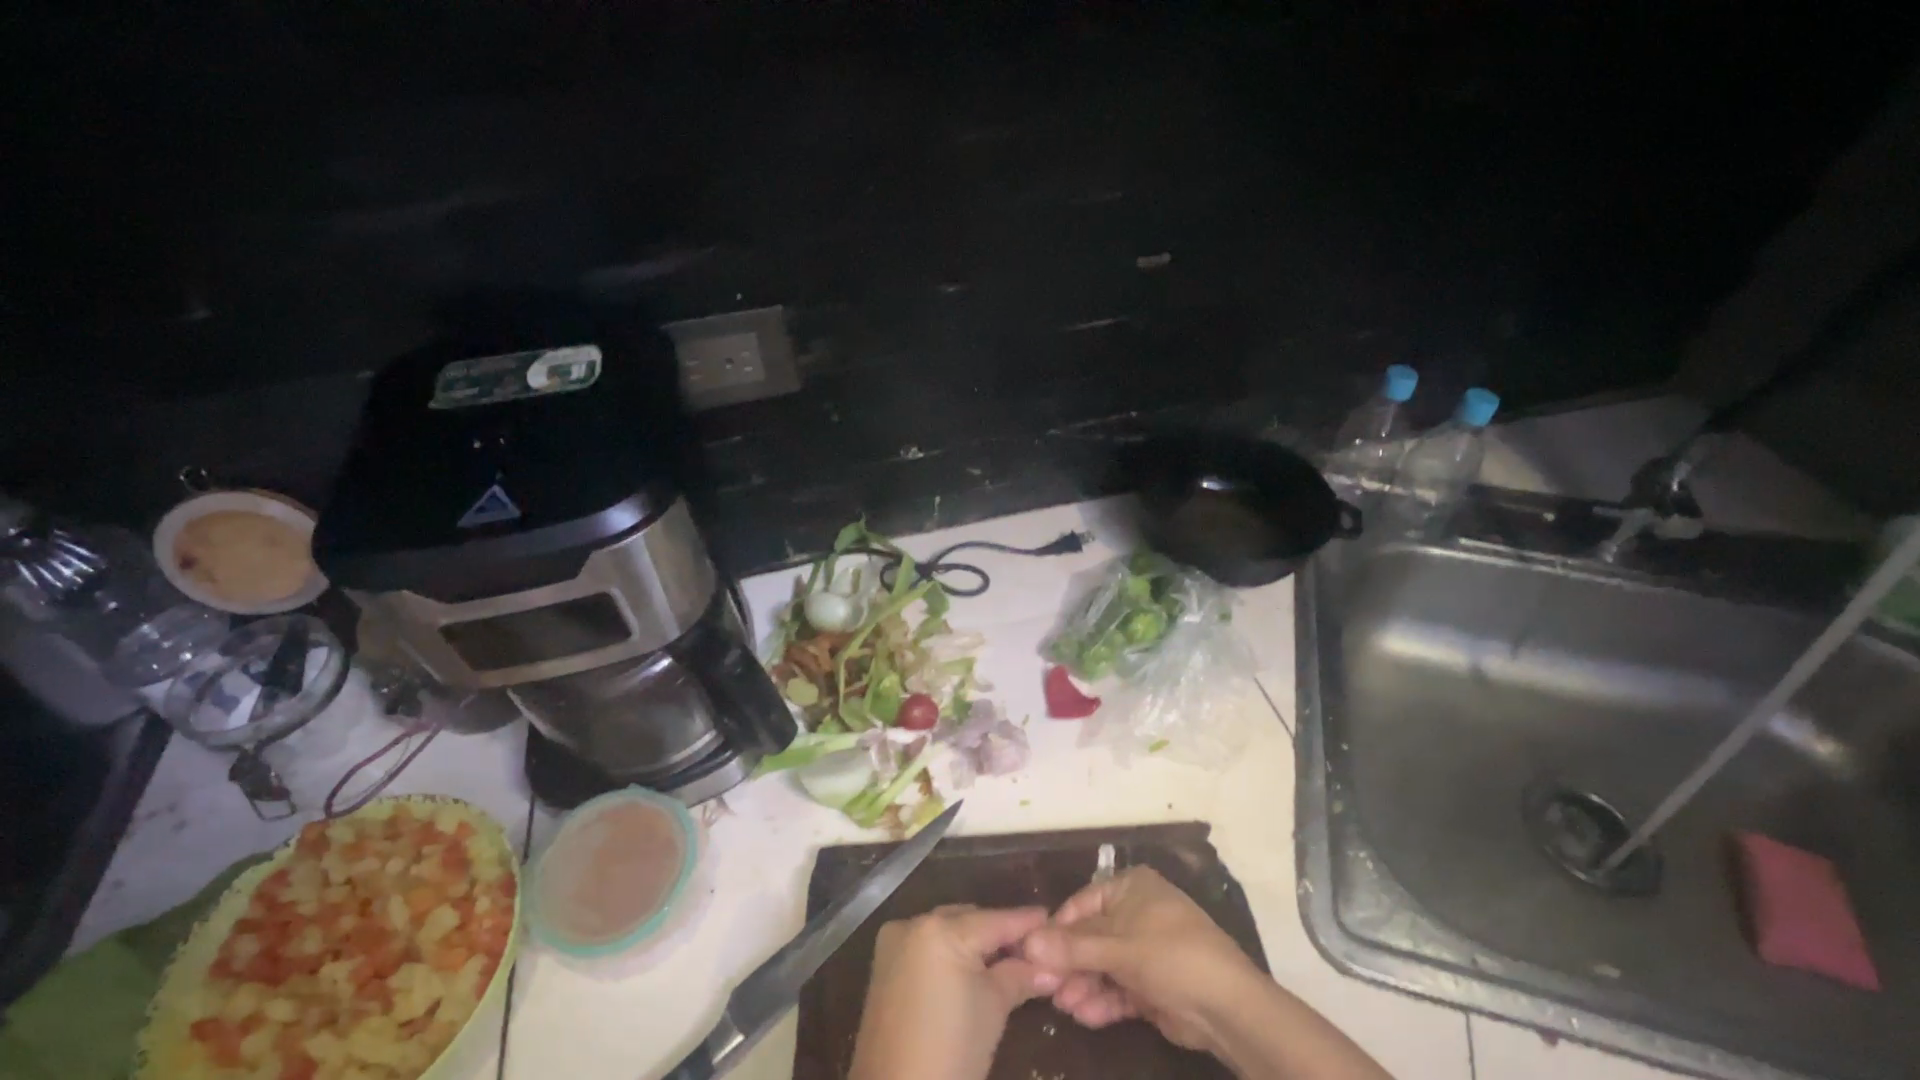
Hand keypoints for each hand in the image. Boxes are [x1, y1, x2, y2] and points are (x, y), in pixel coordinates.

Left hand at [849, 905, 1061, 1079]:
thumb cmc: (953, 1049)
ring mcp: (894, 944)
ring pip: (947, 931)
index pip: (996, 920)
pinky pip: (927, 947)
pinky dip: (950, 954)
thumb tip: (1049, 969)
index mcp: (940, 930)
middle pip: (970, 920)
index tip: (1052, 921)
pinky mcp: (884, 965)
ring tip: (1008, 961)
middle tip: (1032, 950)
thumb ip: (1021, 976)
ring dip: (975, 943)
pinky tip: (974, 970)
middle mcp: (913, 925)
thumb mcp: (994, 1008)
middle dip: (1000, 934)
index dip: (1027, 922)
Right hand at [1021, 866, 1262, 1055]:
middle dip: (1069, 965)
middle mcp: (1136, 913)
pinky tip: (1085, 1016)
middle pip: (1090, 938)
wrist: (1227, 1006)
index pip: (1081, 904)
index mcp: (1131, 888)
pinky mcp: (1151, 985)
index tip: (1032, 955)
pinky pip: (1118, 989)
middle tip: (1045, 987)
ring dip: (1083, 986)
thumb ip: (1071, 948)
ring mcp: (1145, 951)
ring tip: (1063, 1006)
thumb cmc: (1171, 956)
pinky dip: (1102, 1001)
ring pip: (1102, 966)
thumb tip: (1026, 943)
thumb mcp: (1118, 948)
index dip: (1057, 931)